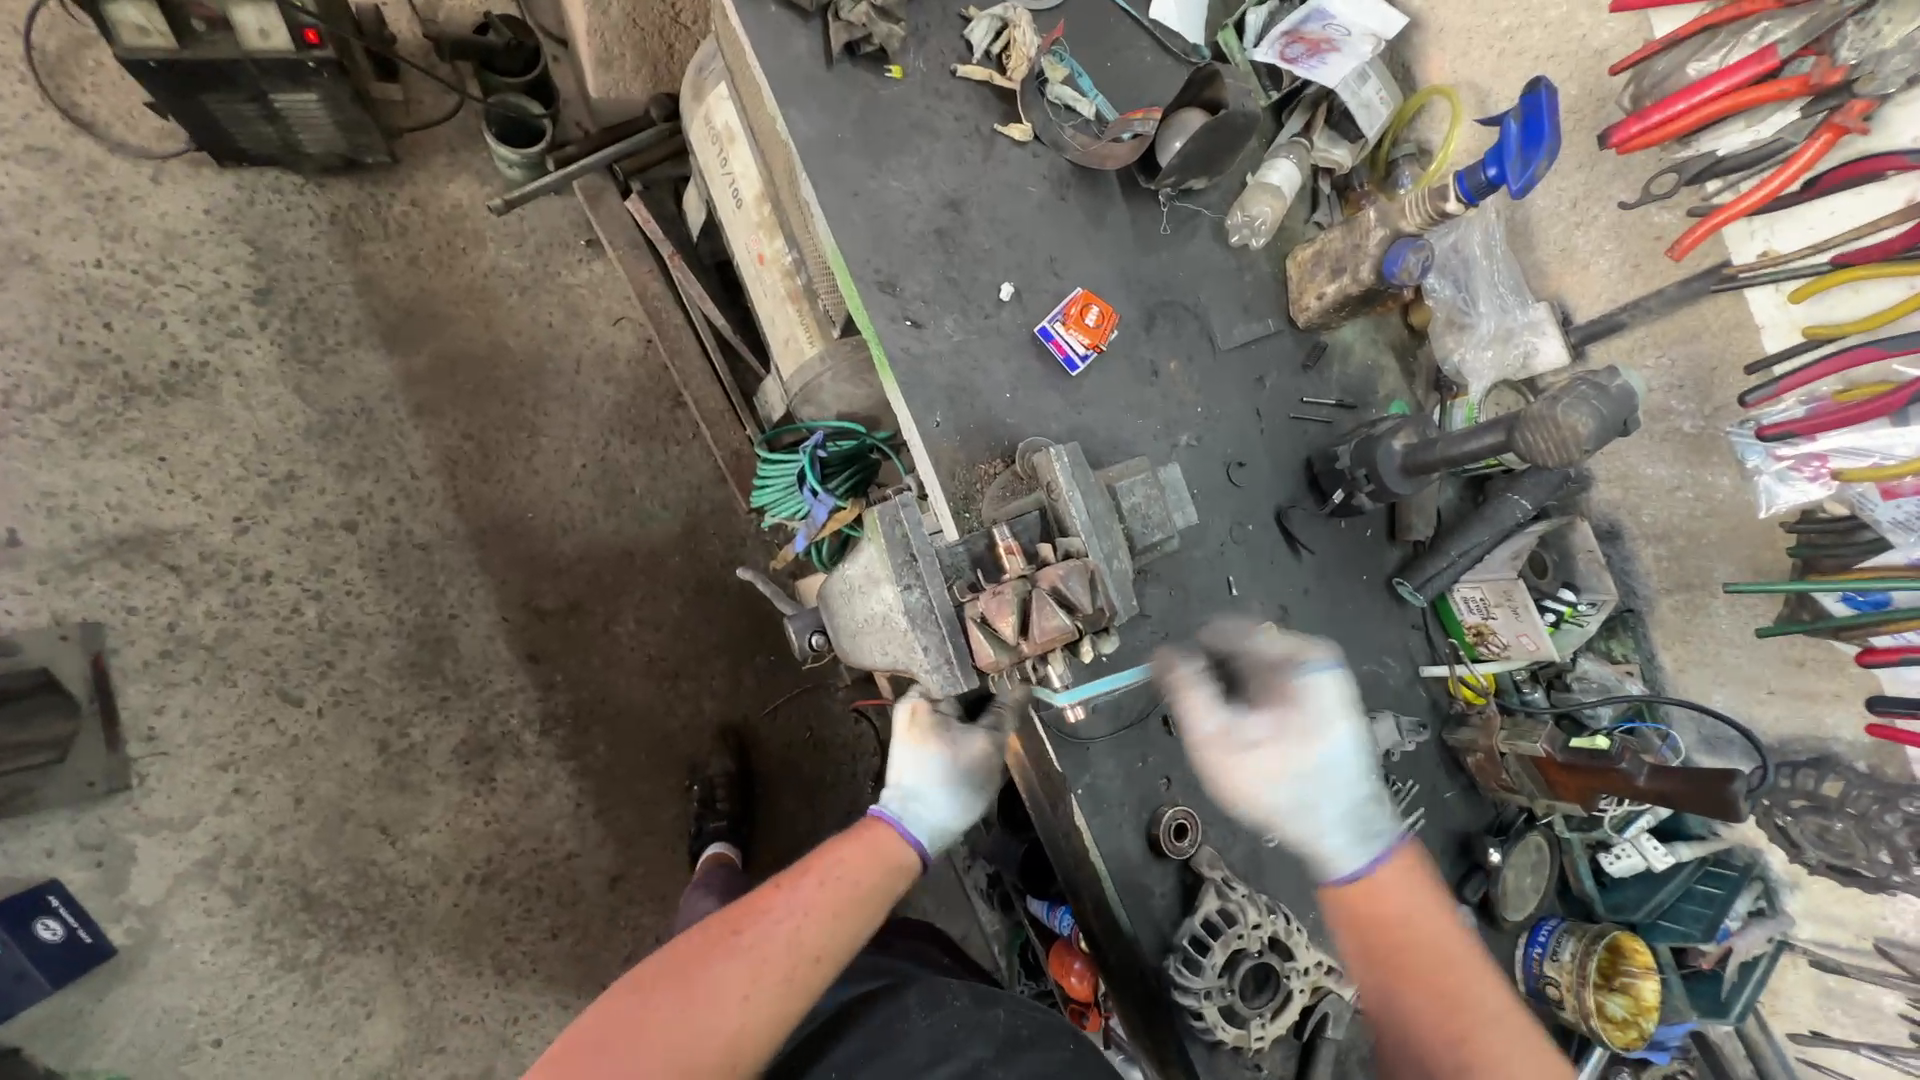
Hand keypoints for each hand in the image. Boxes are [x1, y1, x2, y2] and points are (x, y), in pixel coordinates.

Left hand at [868, 685, 1022, 864]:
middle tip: (1011, 712)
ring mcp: (911, 724)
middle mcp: (913, 702)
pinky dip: (963, 733)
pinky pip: (945, 728)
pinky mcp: (914, 744)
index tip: (1018, 688)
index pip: (968, 675)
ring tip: (997, 730)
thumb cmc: (954, 782)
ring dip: (976, 720)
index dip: (995, 682)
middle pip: (961, 693)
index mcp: (924, 694)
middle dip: (985, 703)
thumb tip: (1023, 686)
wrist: (916, 827)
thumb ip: (1005, 712)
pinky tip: (978, 746)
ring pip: (956, 713)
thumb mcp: (988, 745)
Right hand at [1153, 618, 1404, 884]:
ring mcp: (1322, 676)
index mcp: (1294, 655)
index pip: (1220, 632)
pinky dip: (1252, 704)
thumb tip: (1160, 653)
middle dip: (1214, 680)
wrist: (1344, 833)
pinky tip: (1252, 737)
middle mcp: (1312, 655)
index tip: (1180, 695)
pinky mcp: (1324, 697)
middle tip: (1206, 722)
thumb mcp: (1217, 741)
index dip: (1192, 661)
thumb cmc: (1277, 786)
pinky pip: (1271, 685)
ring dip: (1231, 694)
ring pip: (1252, 667)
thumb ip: (1185, 690)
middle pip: (1237, 647)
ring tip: (1230, 734)